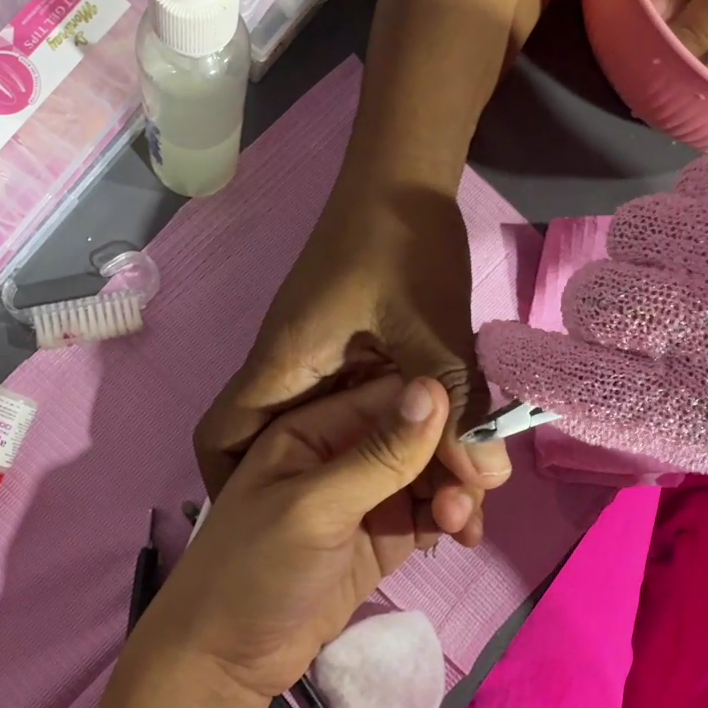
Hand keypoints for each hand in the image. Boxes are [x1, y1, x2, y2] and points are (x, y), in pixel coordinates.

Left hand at [148, 375, 447, 699]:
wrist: (228, 658)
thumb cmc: (256, 569)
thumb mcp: (315, 507)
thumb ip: (378, 455)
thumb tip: (433, 387)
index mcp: (313, 428)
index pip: (389, 397)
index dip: (438, 414)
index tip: (478, 443)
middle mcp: (341, 453)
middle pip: (416, 436)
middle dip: (451, 460)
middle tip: (474, 494)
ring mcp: (362, 498)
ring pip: (428, 477)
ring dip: (454, 494)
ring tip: (461, 526)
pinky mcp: (379, 538)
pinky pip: (426, 515)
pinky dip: (448, 522)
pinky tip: (463, 538)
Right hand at [195, 179, 509, 549]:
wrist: (405, 174)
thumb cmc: (400, 242)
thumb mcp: (432, 332)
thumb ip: (456, 407)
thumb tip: (485, 484)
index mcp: (282, 365)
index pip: (222, 434)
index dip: (226, 483)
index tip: (270, 530)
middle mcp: (290, 369)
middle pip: (284, 447)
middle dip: (334, 495)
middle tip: (396, 533)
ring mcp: (319, 359)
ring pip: (334, 433)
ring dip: (378, 468)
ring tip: (439, 506)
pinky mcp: (347, 350)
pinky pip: (360, 409)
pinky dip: (393, 437)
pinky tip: (443, 458)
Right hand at [476, 143, 707, 491]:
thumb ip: (630, 403)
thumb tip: (530, 361)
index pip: (577, 380)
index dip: (521, 360)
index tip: (499, 342)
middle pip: (597, 298)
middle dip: (607, 307)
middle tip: (660, 314)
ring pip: (639, 227)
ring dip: (658, 253)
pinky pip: (700, 178)